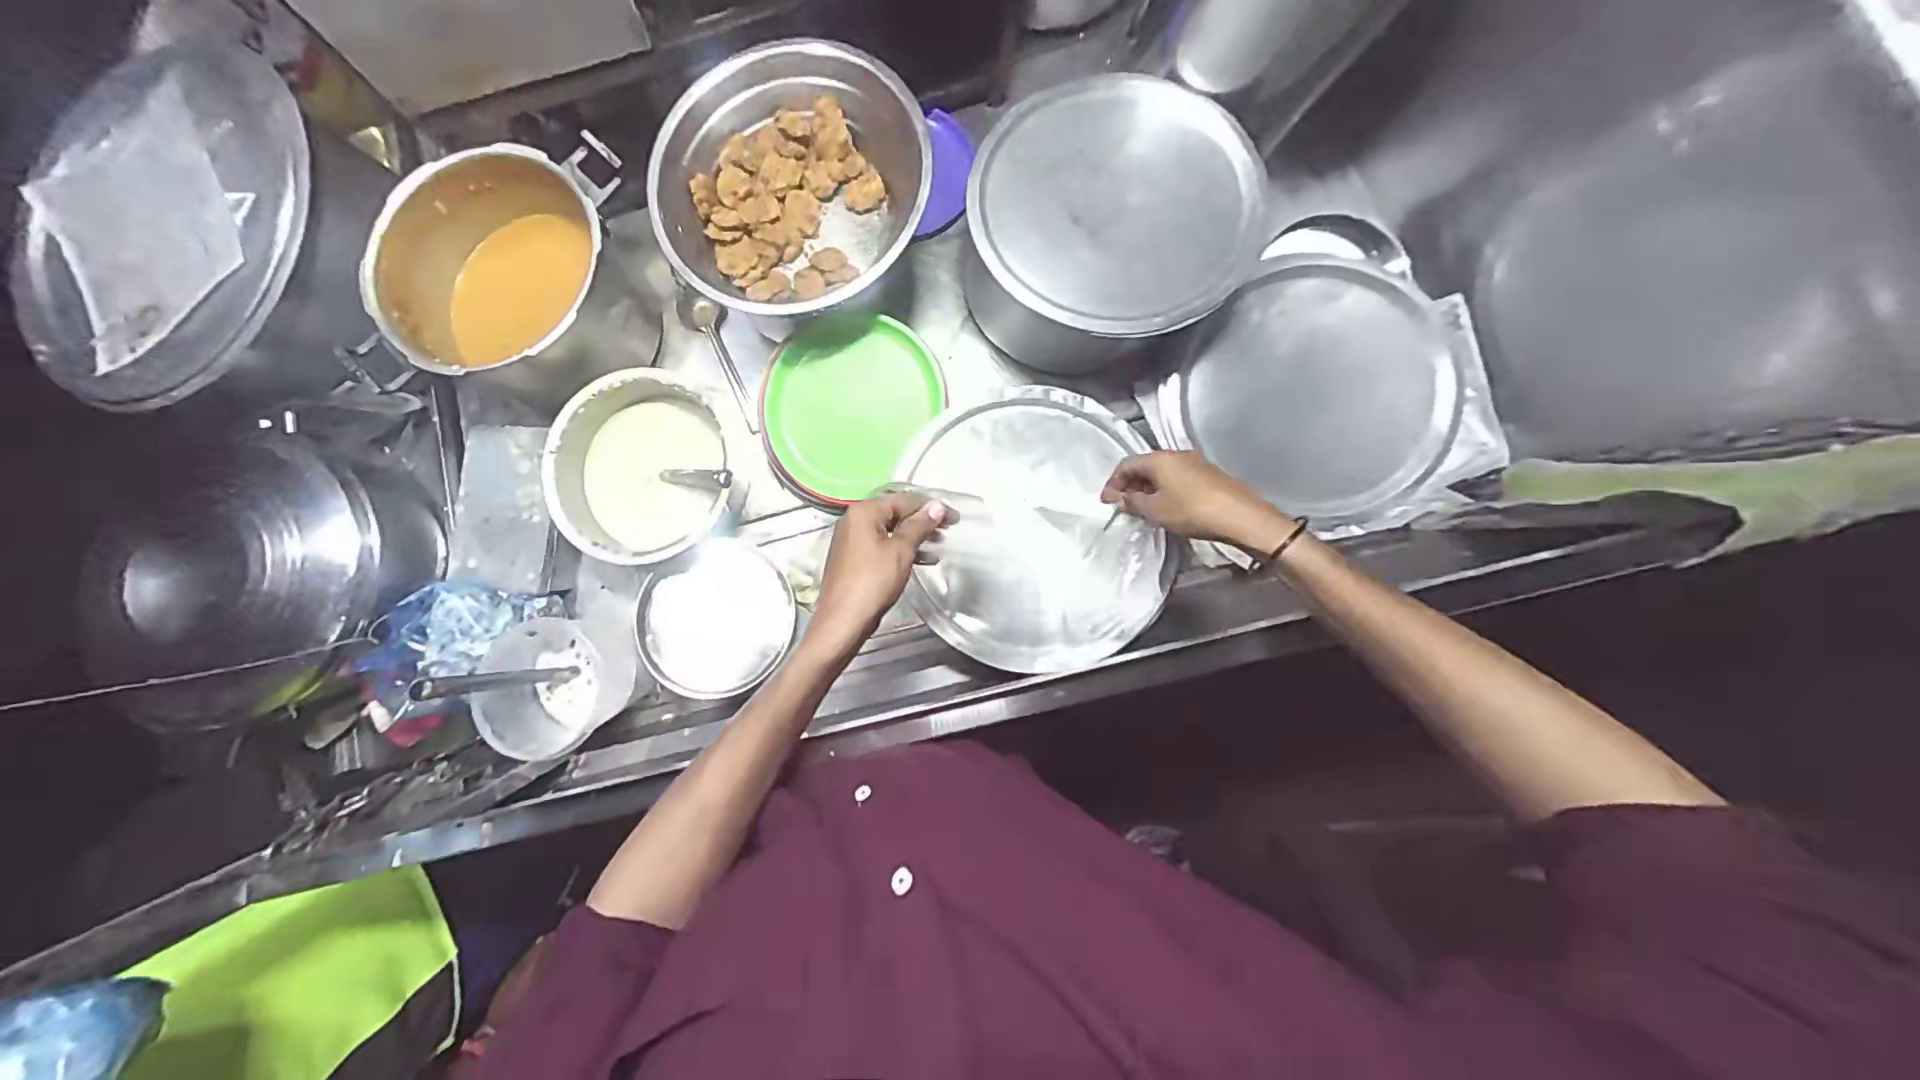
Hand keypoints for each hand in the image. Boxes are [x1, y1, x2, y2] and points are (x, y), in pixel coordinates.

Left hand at [807, 494, 948, 652]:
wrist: (843, 620)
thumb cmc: (873, 582)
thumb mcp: (901, 550)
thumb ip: (919, 525)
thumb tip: (936, 506)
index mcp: (863, 512)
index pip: (903, 500)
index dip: (931, 506)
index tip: (954, 517)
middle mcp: (853, 520)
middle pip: (895, 513)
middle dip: (923, 520)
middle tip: (949, 528)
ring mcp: (852, 540)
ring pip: (889, 530)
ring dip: (915, 535)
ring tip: (939, 543)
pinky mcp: (854, 559)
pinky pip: (882, 545)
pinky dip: (901, 549)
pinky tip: (922, 559)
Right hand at [1100, 451, 1294, 553]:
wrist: (1241, 517)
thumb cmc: (1192, 511)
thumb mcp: (1155, 510)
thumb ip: (1133, 501)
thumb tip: (1120, 497)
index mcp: (1160, 459)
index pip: (1126, 464)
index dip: (1113, 482)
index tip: (1106, 501)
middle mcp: (1177, 455)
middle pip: (1145, 466)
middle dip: (1130, 484)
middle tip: (1121, 505)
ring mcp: (1196, 463)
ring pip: (1162, 473)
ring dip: (1148, 488)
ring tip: (1142, 508)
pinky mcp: (1209, 476)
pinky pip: (1178, 479)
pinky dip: (1165, 490)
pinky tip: (1166, 507)